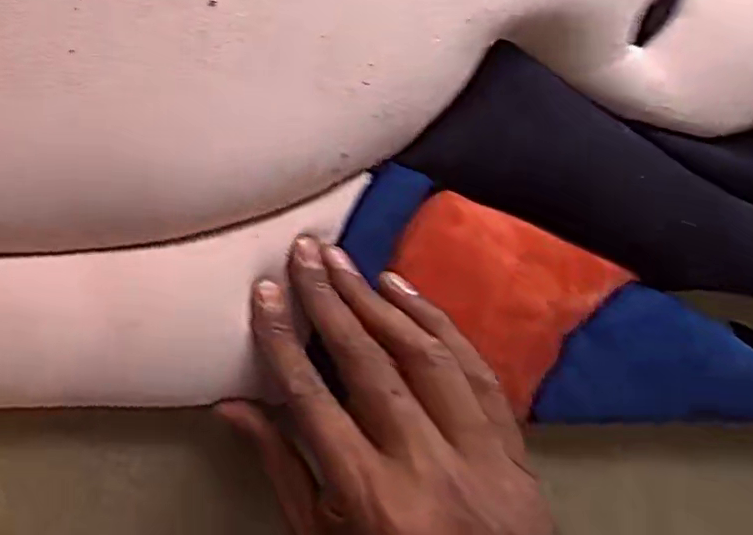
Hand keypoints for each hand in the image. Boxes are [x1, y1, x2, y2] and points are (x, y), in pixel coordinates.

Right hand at [216, 237, 554, 534]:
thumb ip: (281, 465)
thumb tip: (230, 405)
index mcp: (375, 498)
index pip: (311, 393)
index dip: (281, 335)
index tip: (263, 291)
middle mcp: (432, 474)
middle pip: (370, 364)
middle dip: (330, 299)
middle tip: (304, 253)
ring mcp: (487, 468)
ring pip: (428, 361)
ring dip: (381, 302)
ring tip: (347, 263)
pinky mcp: (521, 465)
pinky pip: (482, 381)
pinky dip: (444, 329)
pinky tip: (408, 294)